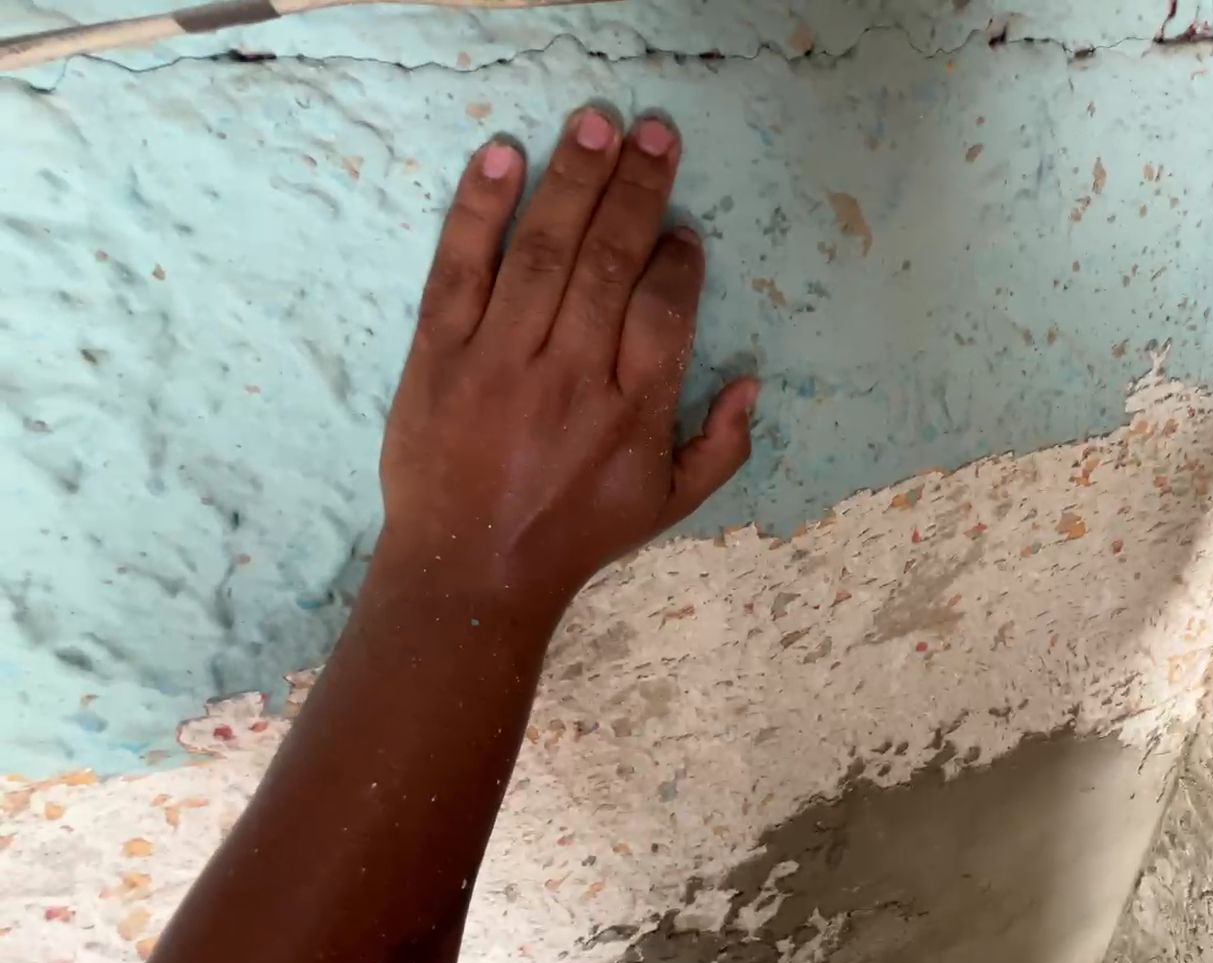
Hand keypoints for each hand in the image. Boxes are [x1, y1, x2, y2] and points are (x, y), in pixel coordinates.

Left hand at [376, 108, 757, 604]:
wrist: (474, 564)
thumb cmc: (584, 530)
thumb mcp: (675, 503)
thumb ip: (724, 446)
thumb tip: (752, 381)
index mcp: (634, 413)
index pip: (664, 314)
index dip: (679, 264)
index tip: (686, 233)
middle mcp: (572, 375)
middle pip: (608, 264)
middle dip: (638, 192)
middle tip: (657, 133)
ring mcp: (498, 358)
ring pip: (542, 251)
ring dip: (573, 180)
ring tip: (598, 122)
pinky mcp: (436, 352)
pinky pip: (458, 269)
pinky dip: (478, 209)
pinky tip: (503, 156)